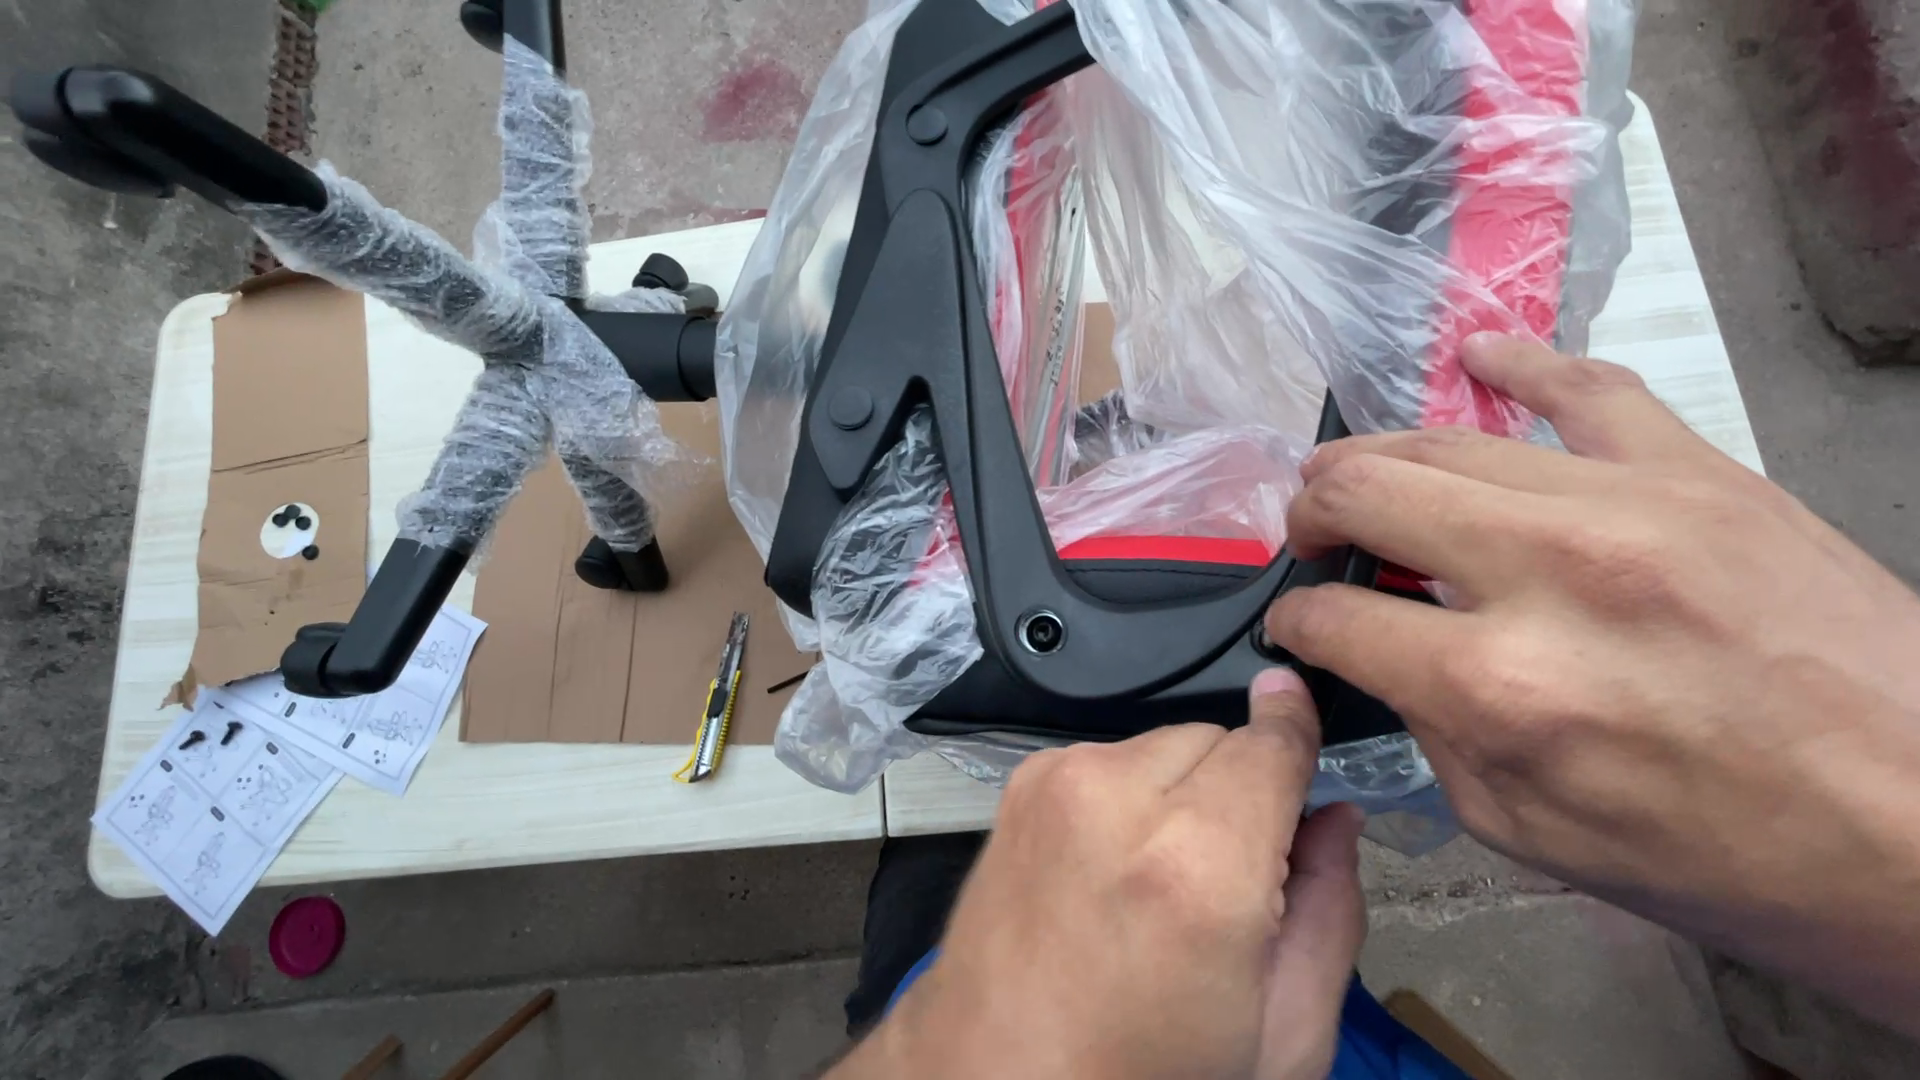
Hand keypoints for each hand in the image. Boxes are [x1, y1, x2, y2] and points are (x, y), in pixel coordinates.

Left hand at [833, 670, 1365, 1079]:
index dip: (1296, 730)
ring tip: (1158, 871)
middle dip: (1237, 787)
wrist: (996, 1070)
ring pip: (1159, 744)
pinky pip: (1107, 757)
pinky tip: (1110, 861)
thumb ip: (1329, 908)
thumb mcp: (1282, 1035)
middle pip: (1216, 739)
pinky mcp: (1023, 781)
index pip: (1267, 747)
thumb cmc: (1149, 1074)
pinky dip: (1125, 791)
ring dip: (1179, 788)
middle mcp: (1119, 796)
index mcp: (1197, 865)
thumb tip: (1337, 813)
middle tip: (1225, 868)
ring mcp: (1060, 779)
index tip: (1301, 707)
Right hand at [1267, 333, 1919, 1032]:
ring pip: (1442, 440)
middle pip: (1365, 494)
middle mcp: (1546, 574)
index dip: (1293, 617)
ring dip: (1369, 458)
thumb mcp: (1517, 823)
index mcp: (1494, 685)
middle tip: (1309, 539)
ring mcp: (1629, 506)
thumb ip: (1419, 722)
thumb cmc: (1716, 853)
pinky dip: (1517, 364)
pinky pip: (1588, 386)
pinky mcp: (1704, 473)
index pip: (1331, 615)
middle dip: (1309, 515)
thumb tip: (1365, 651)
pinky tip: (1473, 356)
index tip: (1293, 621)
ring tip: (1349, 479)